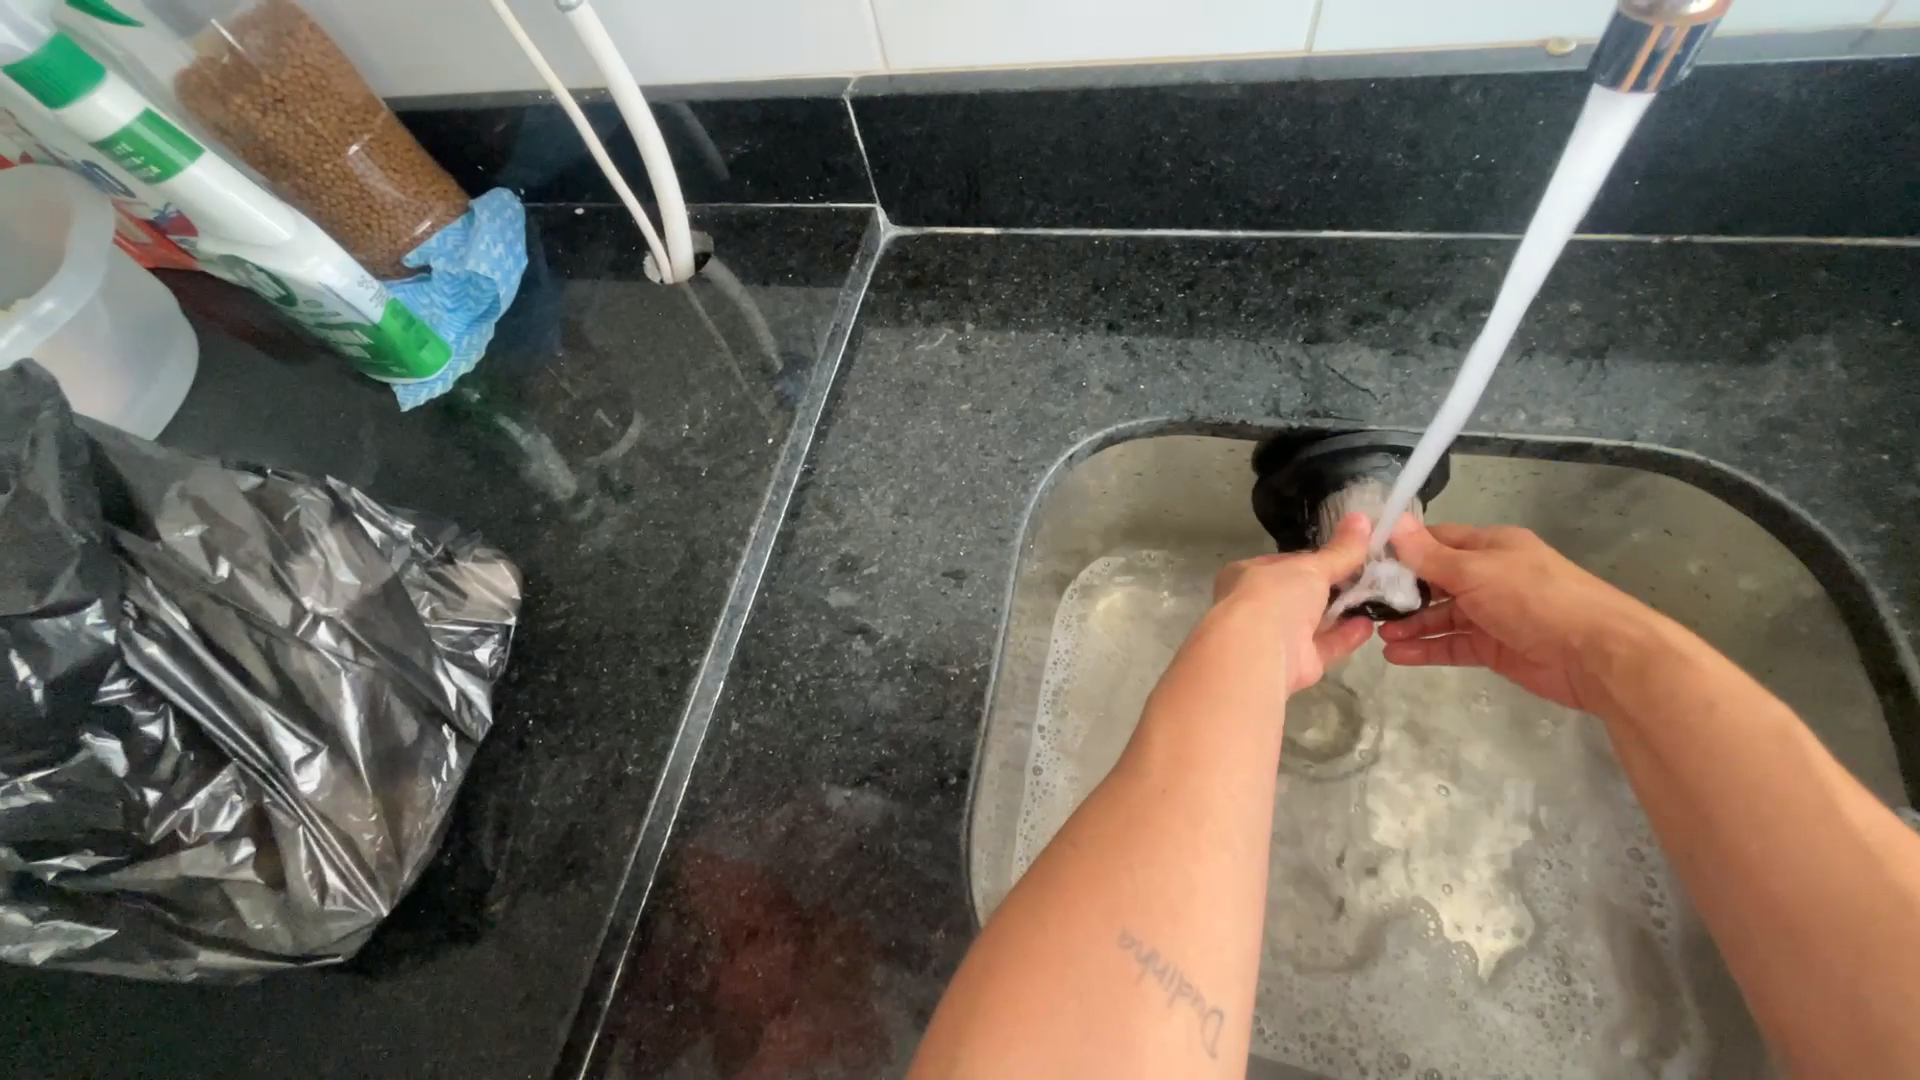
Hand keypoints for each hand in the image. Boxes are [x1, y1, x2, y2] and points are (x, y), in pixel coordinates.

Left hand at [1211, 512, 1374, 693]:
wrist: (1259, 651)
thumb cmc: (1274, 595)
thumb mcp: (1309, 566)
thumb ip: (1339, 551)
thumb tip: (1362, 518)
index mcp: (1247, 575)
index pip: (1285, 563)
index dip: (1315, 560)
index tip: (1347, 554)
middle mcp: (1257, 605)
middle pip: (1300, 593)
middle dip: (1332, 587)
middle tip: (1369, 576)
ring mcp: (1275, 636)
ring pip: (1313, 621)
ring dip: (1342, 611)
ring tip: (1376, 598)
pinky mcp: (1295, 662)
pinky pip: (1325, 645)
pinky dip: (1346, 635)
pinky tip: (1369, 624)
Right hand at [1379, 518, 1663, 713]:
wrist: (1599, 656)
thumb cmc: (1536, 599)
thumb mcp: (1476, 571)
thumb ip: (1429, 554)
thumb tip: (1393, 522)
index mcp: (1489, 547)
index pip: (1435, 541)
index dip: (1400, 550)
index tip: (1363, 562)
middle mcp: (1488, 576)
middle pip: (1433, 580)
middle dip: (1399, 592)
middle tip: (1363, 604)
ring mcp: (1491, 613)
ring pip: (1439, 616)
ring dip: (1409, 624)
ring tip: (1376, 635)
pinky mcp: (1494, 647)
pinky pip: (1450, 645)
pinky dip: (1424, 649)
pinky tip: (1395, 656)